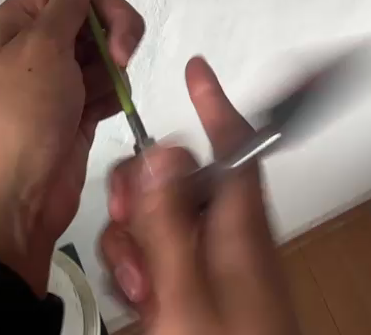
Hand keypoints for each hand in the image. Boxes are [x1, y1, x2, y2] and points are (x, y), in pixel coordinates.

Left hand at [0, 0, 143, 292]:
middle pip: (92, 12)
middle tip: (121, 52)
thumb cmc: (21, 113)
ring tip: (107, 90)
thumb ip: (64, 0)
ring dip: (114, 63)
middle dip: (114, 25)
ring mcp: (60, 79)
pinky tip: (107, 108)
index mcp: (21, 20)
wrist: (14, 200)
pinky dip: (113, 92)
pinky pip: (107, 85)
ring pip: (105, 49)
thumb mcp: (42, 47)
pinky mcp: (78, 110)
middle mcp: (40, 44)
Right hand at [97, 57, 299, 334]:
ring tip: (138, 284)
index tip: (197, 69)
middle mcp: (227, 243)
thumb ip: (172, 221)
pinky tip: (138, 300)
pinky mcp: (192, 295)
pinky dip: (137, 268)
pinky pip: (155, 258)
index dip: (217, 104)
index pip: (235, 148)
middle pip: (181, 180)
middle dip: (145, 188)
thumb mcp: (189, 295)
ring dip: (135, 239)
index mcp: (242, 232)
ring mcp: (209, 272)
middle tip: (129, 217)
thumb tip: (165, 150)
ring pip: (160, 219)